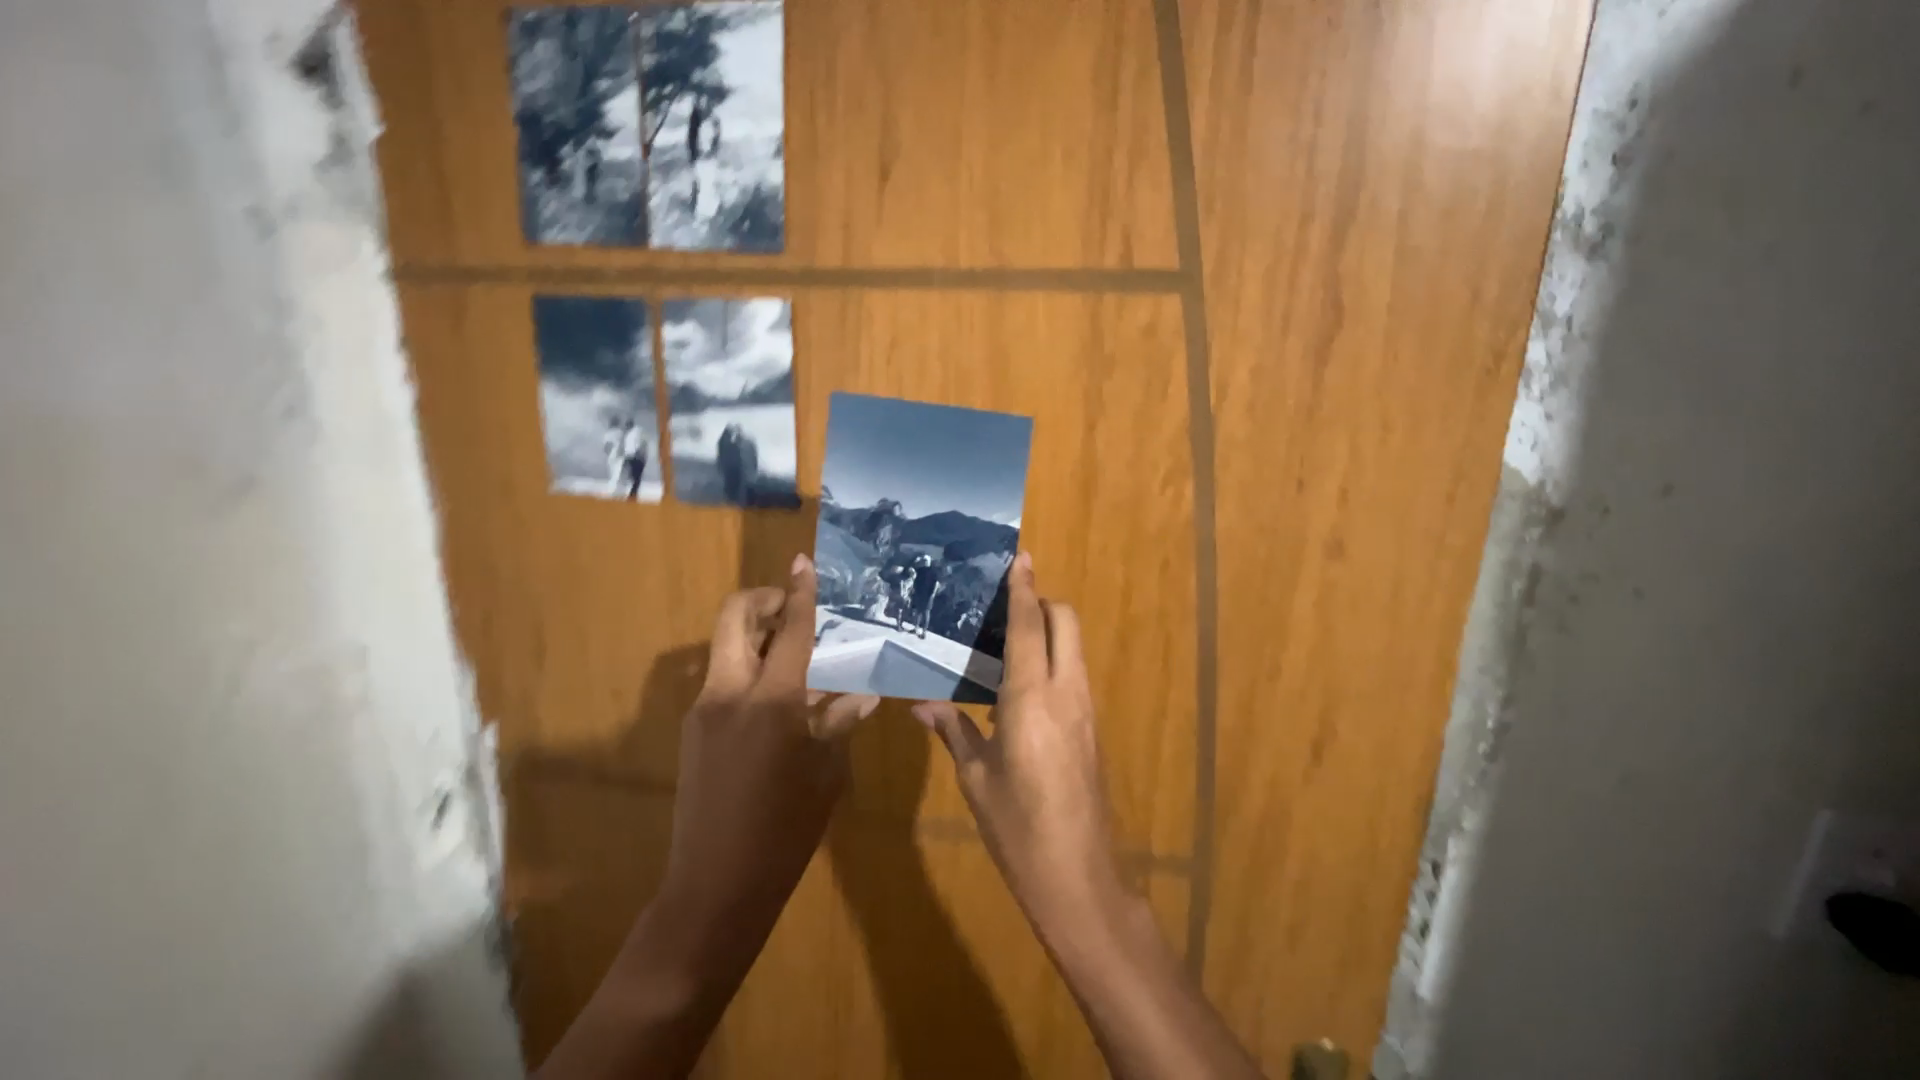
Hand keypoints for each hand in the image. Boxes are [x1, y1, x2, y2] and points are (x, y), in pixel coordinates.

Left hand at [658, 555, 878, 927]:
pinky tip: (779, 699)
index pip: (791, 630)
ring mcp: (705, 711)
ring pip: (727, 647)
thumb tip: (859, 693)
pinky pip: (724, 680)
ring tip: (797, 655)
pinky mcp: (695, 731)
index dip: (801, 592)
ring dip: (758, 636)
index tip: (806, 561)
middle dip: (764, 601)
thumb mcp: (826, 775)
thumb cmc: (786, 832)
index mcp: (772, 702)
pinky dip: (750, 669)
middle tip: (796, 610)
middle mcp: (730, 693)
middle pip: (735, 618)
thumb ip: (839, 723)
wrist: (716, 884)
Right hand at [912, 553, 1124, 929]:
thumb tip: (923, 705)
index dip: (1024, 589)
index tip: (1020, 557)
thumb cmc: (1016, 827)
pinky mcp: (1092, 731)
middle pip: (1067, 624)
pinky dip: (1052, 664)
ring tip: (1004, 642)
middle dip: (1042, 603)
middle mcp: (1066, 694)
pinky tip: (1017, 688)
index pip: (1030, 627)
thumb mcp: (976, 779)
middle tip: (1003, 608)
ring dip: (1048, 633)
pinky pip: (1073, 677)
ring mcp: (1086, 712)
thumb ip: (954, 732)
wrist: (1077, 875)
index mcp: (1031, 699)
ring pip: (1074, 650)